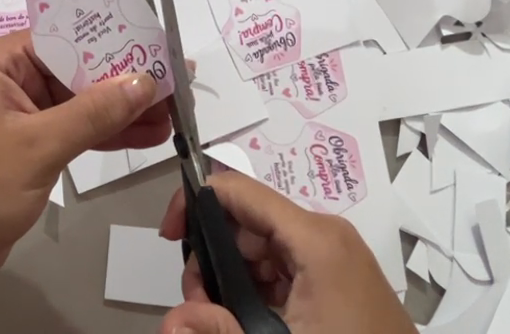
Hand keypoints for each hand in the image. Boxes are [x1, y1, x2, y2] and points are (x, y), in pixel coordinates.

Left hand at [0, 31, 171, 297]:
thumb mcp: (39, 147)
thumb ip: (93, 113)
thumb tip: (143, 81)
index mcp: (0, 62)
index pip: (63, 36)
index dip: (110, 38)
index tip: (156, 43)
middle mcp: (11, 78)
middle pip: (77, 66)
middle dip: (124, 76)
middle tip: (176, 79)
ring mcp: (23, 111)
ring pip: (82, 98)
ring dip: (123, 107)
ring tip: (174, 110)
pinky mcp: (34, 142)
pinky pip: (78, 127)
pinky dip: (109, 132)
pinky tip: (148, 133)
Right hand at [156, 170, 414, 333]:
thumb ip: (220, 330)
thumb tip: (169, 322)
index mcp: (314, 237)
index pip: (238, 189)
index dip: (195, 202)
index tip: (169, 237)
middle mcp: (325, 234)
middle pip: (246, 220)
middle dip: (212, 255)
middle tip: (198, 304)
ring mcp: (336, 256)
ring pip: (261, 245)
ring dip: (232, 277)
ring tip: (221, 319)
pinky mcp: (340, 279)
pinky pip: (284, 266)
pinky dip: (258, 289)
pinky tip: (249, 321)